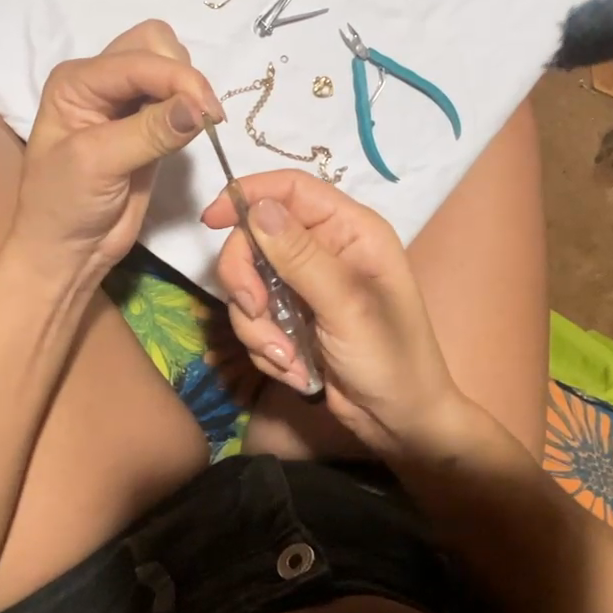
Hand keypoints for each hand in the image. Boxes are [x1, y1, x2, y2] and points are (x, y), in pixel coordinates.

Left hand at [13, 20, 220, 283]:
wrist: (66, 252)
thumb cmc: (64, 206)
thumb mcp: (98, 164)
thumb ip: (149, 132)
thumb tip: (199, 108)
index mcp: (76, 81)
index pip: (137, 58)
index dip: (176, 78)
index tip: (208, 113)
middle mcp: (99, 82)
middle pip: (155, 45)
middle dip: (182, 74)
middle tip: (202, 115)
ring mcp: (124, 102)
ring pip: (169, 65)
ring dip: (189, 88)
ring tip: (196, 123)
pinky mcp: (148, 126)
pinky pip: (178, 98)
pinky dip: (191, 107)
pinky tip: (193, 130)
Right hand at [202, 170, 466, 454]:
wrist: (400, 424)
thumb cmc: (392, 359)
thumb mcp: (347, 306)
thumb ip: (300, 256)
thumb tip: (256, 207)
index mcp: (350, 230)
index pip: (290, 189)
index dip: (248, 195)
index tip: (212, 220)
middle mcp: (325, 248)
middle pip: (256, 237)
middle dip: (247, 280)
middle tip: (255, 311)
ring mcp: (305, 284)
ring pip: (248, 284)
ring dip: (258, 326)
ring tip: (290, 359)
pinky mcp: (291, 317)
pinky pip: (254, 319)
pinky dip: (266, 347)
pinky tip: (297, 370)